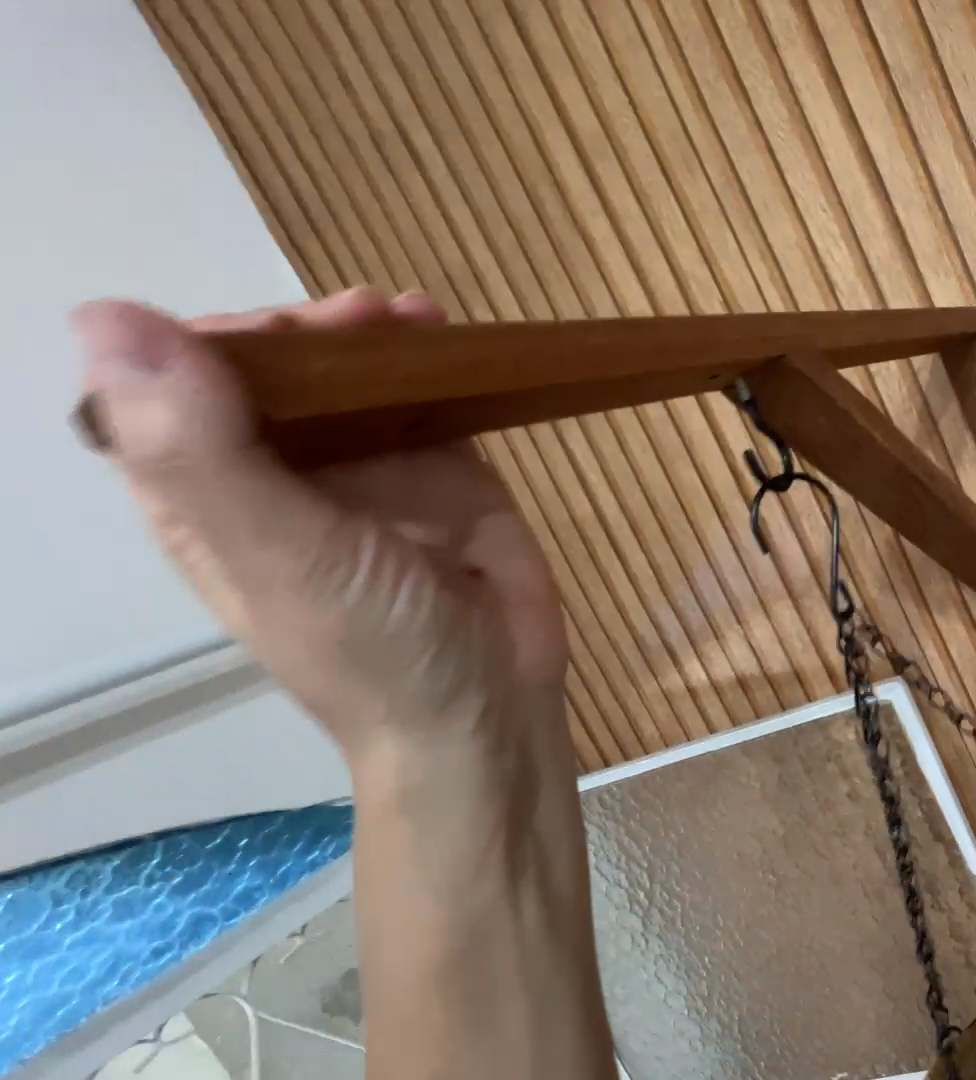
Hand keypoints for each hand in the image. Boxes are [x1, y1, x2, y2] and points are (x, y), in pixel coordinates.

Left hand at [71, 288, 568, 772]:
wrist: (488, 705)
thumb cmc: (374, 651)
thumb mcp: (280, 558)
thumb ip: (203, 455)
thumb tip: (109, 319)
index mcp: (209, 501)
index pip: (164, 396)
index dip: (199, 349)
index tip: (270, 337)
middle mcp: (287, 480)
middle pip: (269, 378)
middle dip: (303, 336)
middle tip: (359, 320)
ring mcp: (376, 477)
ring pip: (353, 383)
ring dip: (370, 340)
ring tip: (408, 316)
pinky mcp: (449, 478)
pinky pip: (431, 408)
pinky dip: (438, 367)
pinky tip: (449, 338)